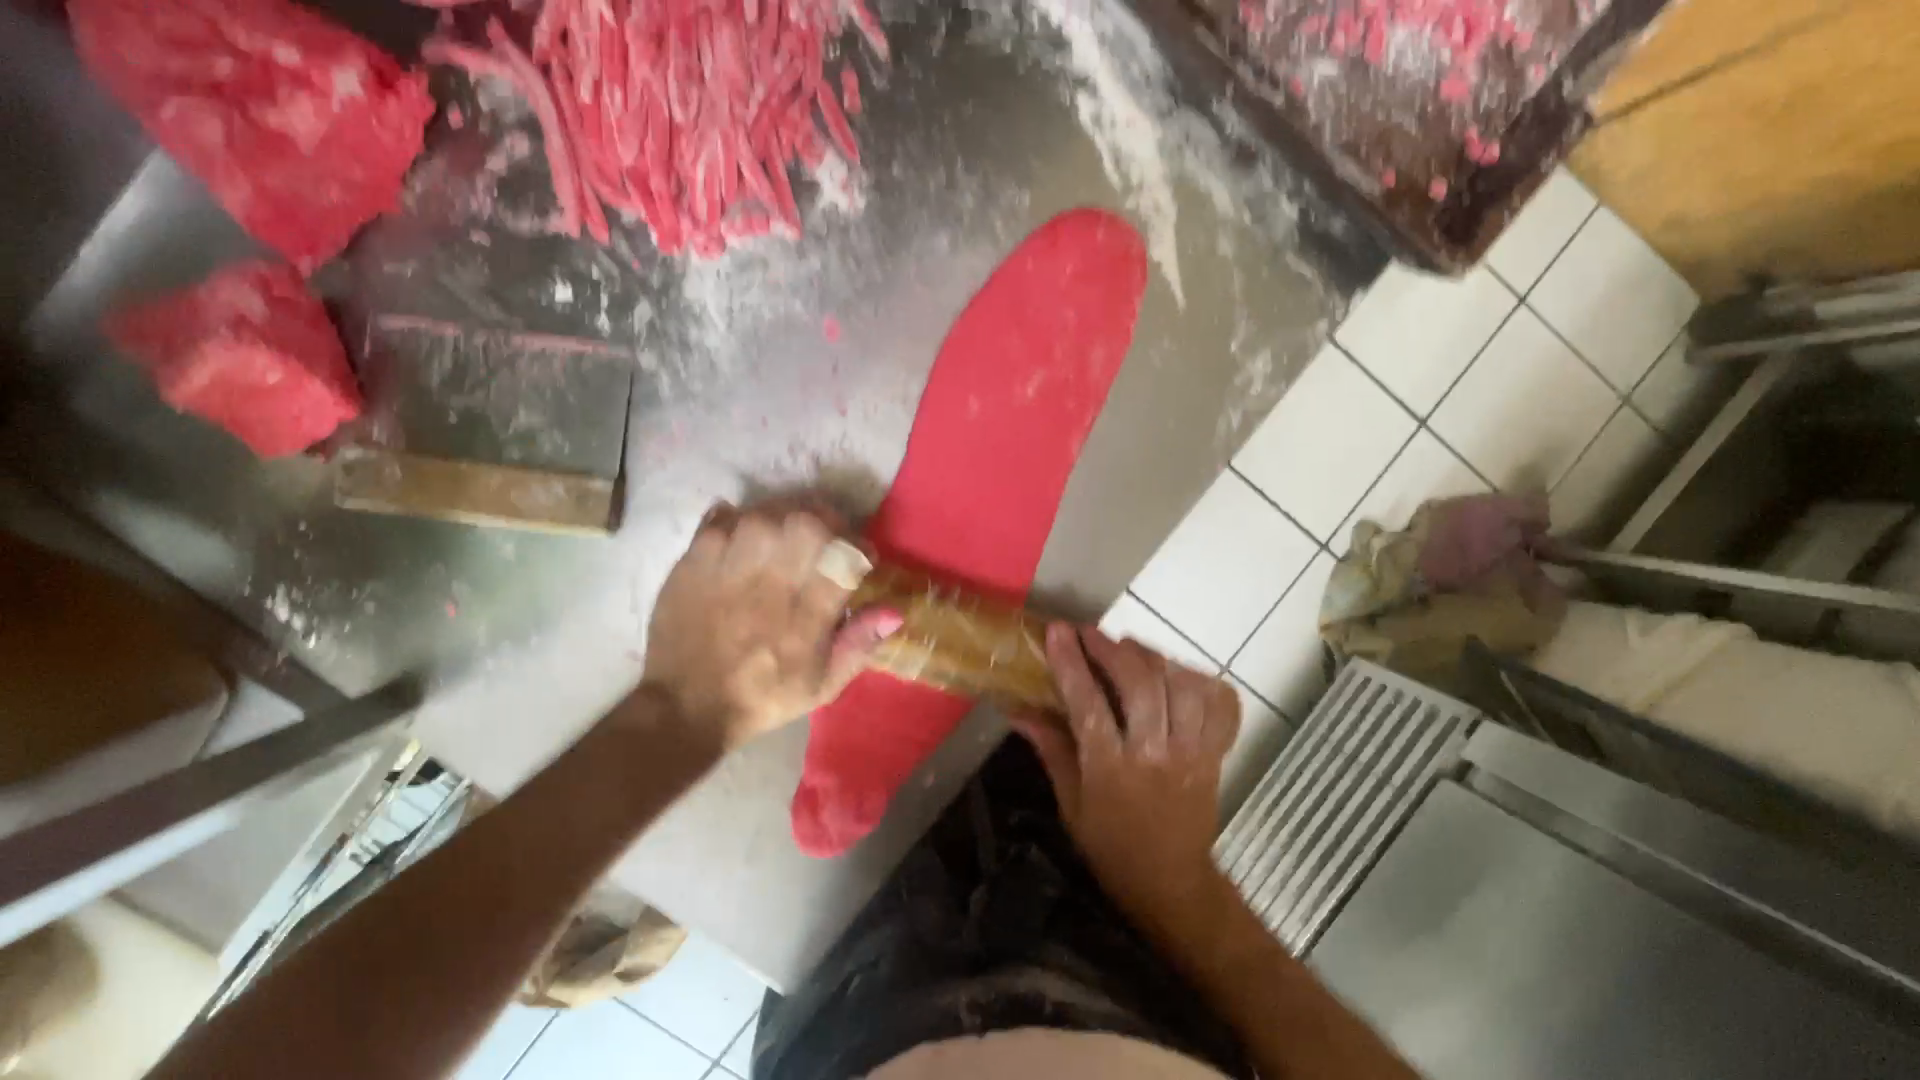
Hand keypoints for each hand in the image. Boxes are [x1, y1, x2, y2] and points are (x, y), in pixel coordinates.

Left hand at [641, 500, 900, 747]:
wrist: (686, 707)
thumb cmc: (763, 697)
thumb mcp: (823, 685)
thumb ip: (859, 644)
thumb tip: (894, 610)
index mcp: (805, 618)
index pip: (843, 557)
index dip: (859, 548)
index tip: (861, 555)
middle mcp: (768, 585)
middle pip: (806, 524)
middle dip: (825, 522)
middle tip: (825, 535)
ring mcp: (727, 568)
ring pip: (765, 514)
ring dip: (783, 518)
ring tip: (784, 535)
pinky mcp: (692, 562)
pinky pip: (723, 517)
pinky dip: (740, 520)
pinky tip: (746, 538)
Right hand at [1011, 624, 1240, 930]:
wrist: (1170, 880)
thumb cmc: (1110, 845)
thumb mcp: (1070, 803)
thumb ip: (1051, 748)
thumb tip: (1018, 709)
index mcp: (1111, 769)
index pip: (1088, 703)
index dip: (1071, 663)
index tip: (1057, 631)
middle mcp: (1155, 754)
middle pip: (1141, 685)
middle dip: (1112, 649)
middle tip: (1091, 633)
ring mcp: (1192, 753)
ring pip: (1182, 687)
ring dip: (1154, 657)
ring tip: (1130, 647)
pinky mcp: (1215, 755)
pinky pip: (1220, 707)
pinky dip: (1203, 682)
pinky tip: (1178, 672)